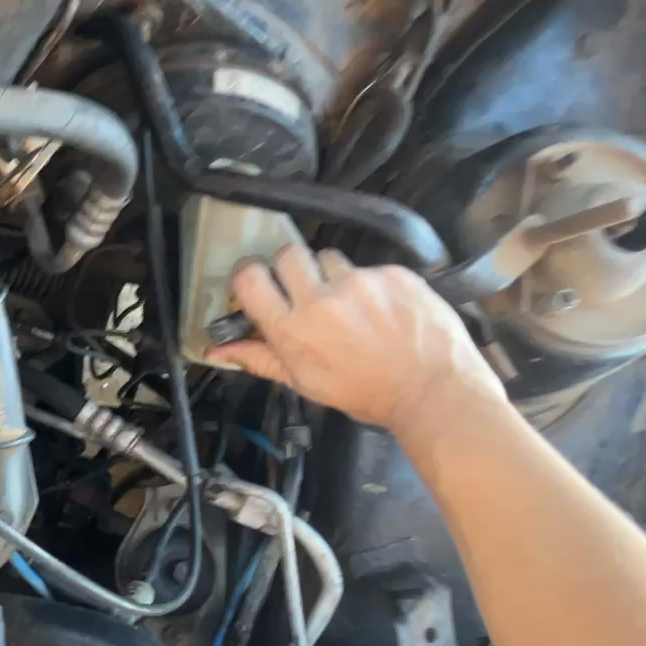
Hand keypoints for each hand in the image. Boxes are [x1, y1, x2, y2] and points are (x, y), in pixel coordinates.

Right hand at [205, 244, 507, 434]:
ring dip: (331, 275)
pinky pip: (367, 266)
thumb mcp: (301, 381)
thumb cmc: (361, 391)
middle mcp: (320, 299)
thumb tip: (214, 351)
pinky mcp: (392, 273)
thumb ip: (256, 358)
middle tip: (302, 288)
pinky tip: (380, 307)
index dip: (250, 275)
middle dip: (290, 268)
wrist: (431, 388)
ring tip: (349, 303)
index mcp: (291, 329)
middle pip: (288, 253)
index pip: (250, 278)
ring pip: (329, 257)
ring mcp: (358, 282)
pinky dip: (368, 283)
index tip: (256, 282)